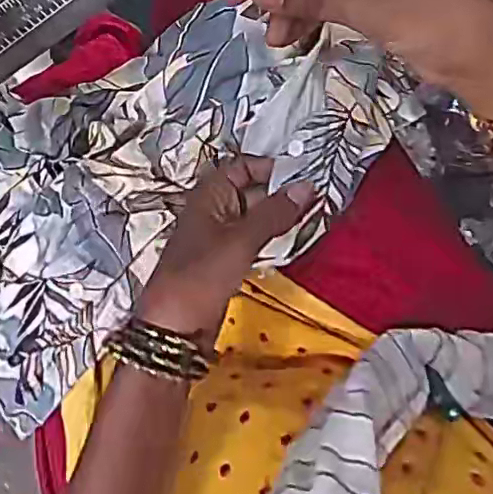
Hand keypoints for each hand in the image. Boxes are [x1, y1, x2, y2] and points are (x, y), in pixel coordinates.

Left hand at [137, 156, 314, 335]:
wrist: (174, 327)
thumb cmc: (199, 276)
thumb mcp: (241, 240)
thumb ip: (274, 212)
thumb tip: (305, 187)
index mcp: (209, 194)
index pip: (244, 166)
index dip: (272, 167)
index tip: (304, 174)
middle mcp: (214, 210)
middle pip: (252, 190)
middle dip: (282, 192)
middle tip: (318, 197)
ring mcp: (220, 236)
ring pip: (256, 216)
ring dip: (281, 216)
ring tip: (314, 216)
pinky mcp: (227, 260)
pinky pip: (255, 239)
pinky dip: (273, 237)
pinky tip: (295, 241)